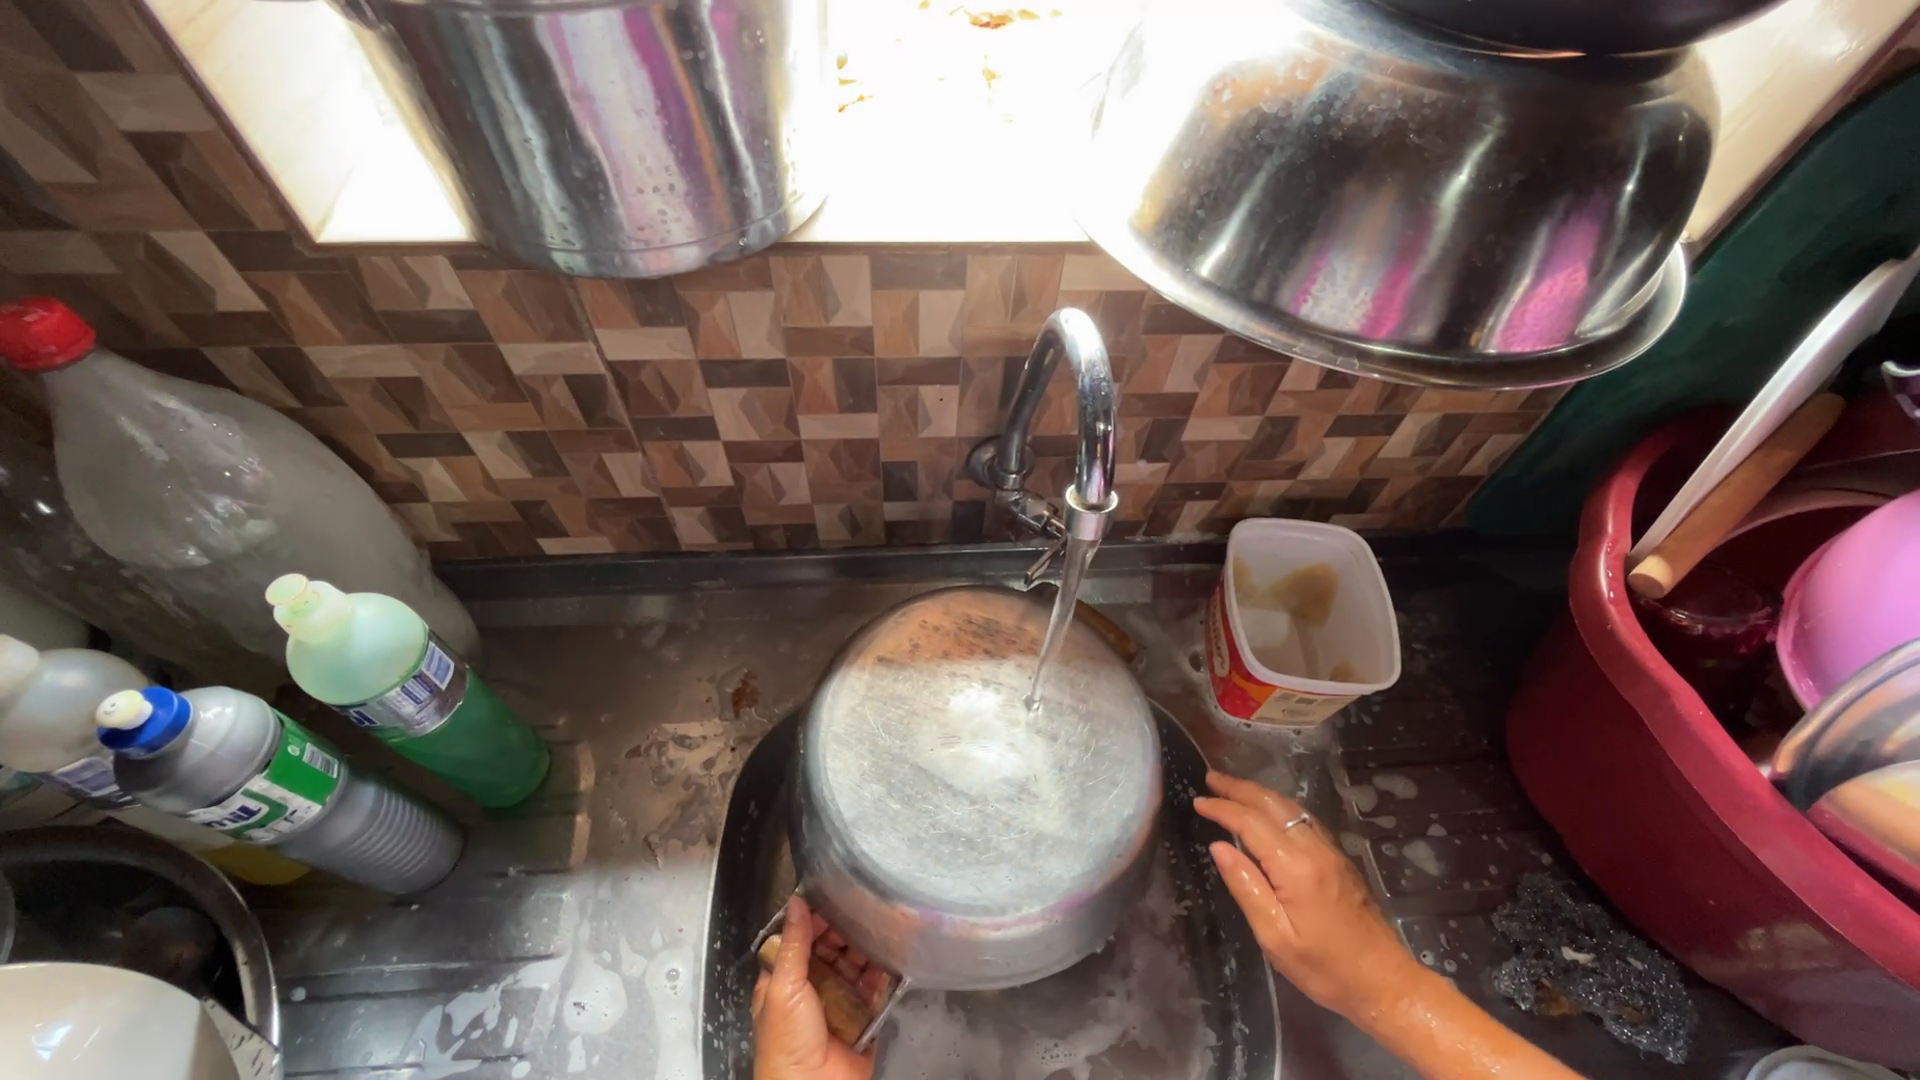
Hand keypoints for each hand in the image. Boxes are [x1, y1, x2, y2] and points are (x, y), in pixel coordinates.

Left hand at [752, 896, 875, 1079]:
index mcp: (784, 983)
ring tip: (880, 924)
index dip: (815, 920)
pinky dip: (882, 973)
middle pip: (830, 951)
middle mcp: (812, 990)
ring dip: (866, 949)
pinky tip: (891, 953)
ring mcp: (839, 1004)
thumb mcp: (783, 987)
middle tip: (862, 907)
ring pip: (854, 967)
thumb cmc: (788, 1040)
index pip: (800, 941)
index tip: (833, 896)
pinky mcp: (863, 1018)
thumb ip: (793, 944)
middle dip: (844, 931)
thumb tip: (796, 901)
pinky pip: (875, 990)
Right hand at [1195, 771, 1425, 1021]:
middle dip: (1239, 788)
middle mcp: (1315, 850)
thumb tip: (1218, 847)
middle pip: (1272, 805)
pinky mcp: (1339, 860)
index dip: (1222, 809)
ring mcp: (1331, 852)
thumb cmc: (1325, 969)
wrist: (1385, 983)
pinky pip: (1304, 819)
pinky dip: (1278, 806)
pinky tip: (1268, 811)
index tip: (1197, 801)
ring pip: (1291, 808)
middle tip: (1211, 779)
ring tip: (1232, 788)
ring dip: (1259, 793)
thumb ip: (1246, 888)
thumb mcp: (1275, 938)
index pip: (1250, 823)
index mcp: (1295, 869)